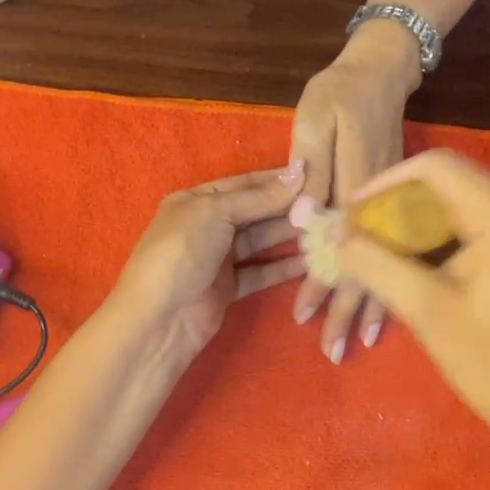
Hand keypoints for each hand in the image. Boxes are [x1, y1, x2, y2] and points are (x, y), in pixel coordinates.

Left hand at [105, 163, 308, 360]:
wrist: (159, 317)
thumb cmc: (180, 252)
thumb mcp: (214, 213)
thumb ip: (257, 197)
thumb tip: (298, 172)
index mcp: (195, 201)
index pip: (243, 183)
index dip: (277, 180)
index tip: (317, 174)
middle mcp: (206, 226)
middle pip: (254, 212)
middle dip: (288, 207)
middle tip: (329, 202)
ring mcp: (216, 258)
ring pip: (260, 241)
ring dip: (290, 235)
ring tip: (328, 228)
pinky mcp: (227, 288)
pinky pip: (260, 271)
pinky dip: (284, 267)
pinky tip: (313, 260)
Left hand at [288, 21, 423, 363]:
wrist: (383, 65)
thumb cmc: (339, 90)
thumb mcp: (314, 118)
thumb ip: (310, 163)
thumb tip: (307, 210)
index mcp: (347, 179)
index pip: (335, 238)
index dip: (322, 276)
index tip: (311, 313)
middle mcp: (366, 200)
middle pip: (355, 260)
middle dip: (344, 305)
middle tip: (335, 349)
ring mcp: (377, 204)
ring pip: (365, 260)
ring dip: (359, 301)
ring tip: (354, 342)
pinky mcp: (380, 204)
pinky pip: (369, 248)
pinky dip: (365, 277)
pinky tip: (366, 307)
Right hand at [332, 150, 489, 479]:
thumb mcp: (428, 315)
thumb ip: (375, 264)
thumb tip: (336, 232)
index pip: (439, 168)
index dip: (387, 182)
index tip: (356, 213)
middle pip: (469, 189)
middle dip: (415, 213)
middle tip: (381, 247)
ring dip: (448, 232)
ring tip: (419, 270)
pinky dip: (484, 246)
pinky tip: (468, 284)